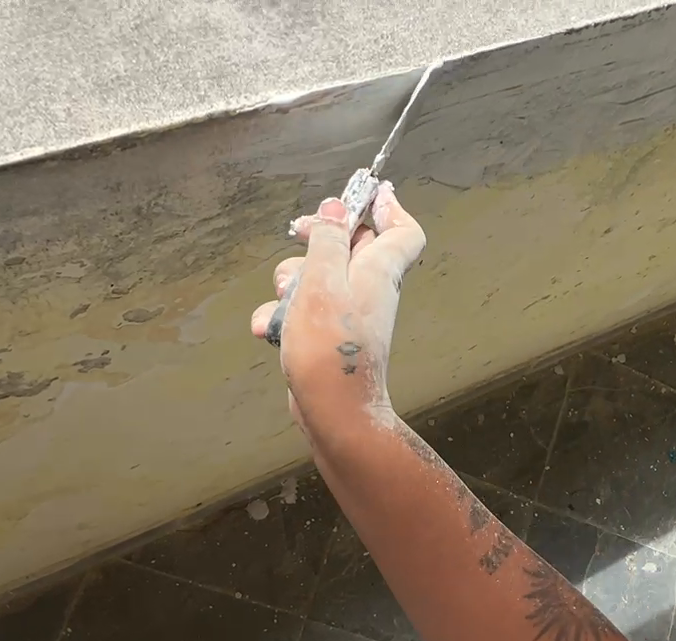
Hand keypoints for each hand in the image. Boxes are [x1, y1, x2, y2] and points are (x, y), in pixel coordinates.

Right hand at [250, 183, 426, 435]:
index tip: (364, 193)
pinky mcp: (326, 337)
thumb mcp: (322, 282)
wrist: (332, 413)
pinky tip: (271, 332)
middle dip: (317, 239)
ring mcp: (347, 315)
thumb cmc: (330, 350)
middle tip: (298, 232)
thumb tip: (336, 209)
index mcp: (377, 272)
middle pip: (347, 246)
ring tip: (284, 306)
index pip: (403, 232)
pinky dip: (283, 318)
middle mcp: (367, 291)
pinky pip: (302, 312)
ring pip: (316, 278)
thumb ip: (329, 241)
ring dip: (289, 285)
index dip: (388, 208)